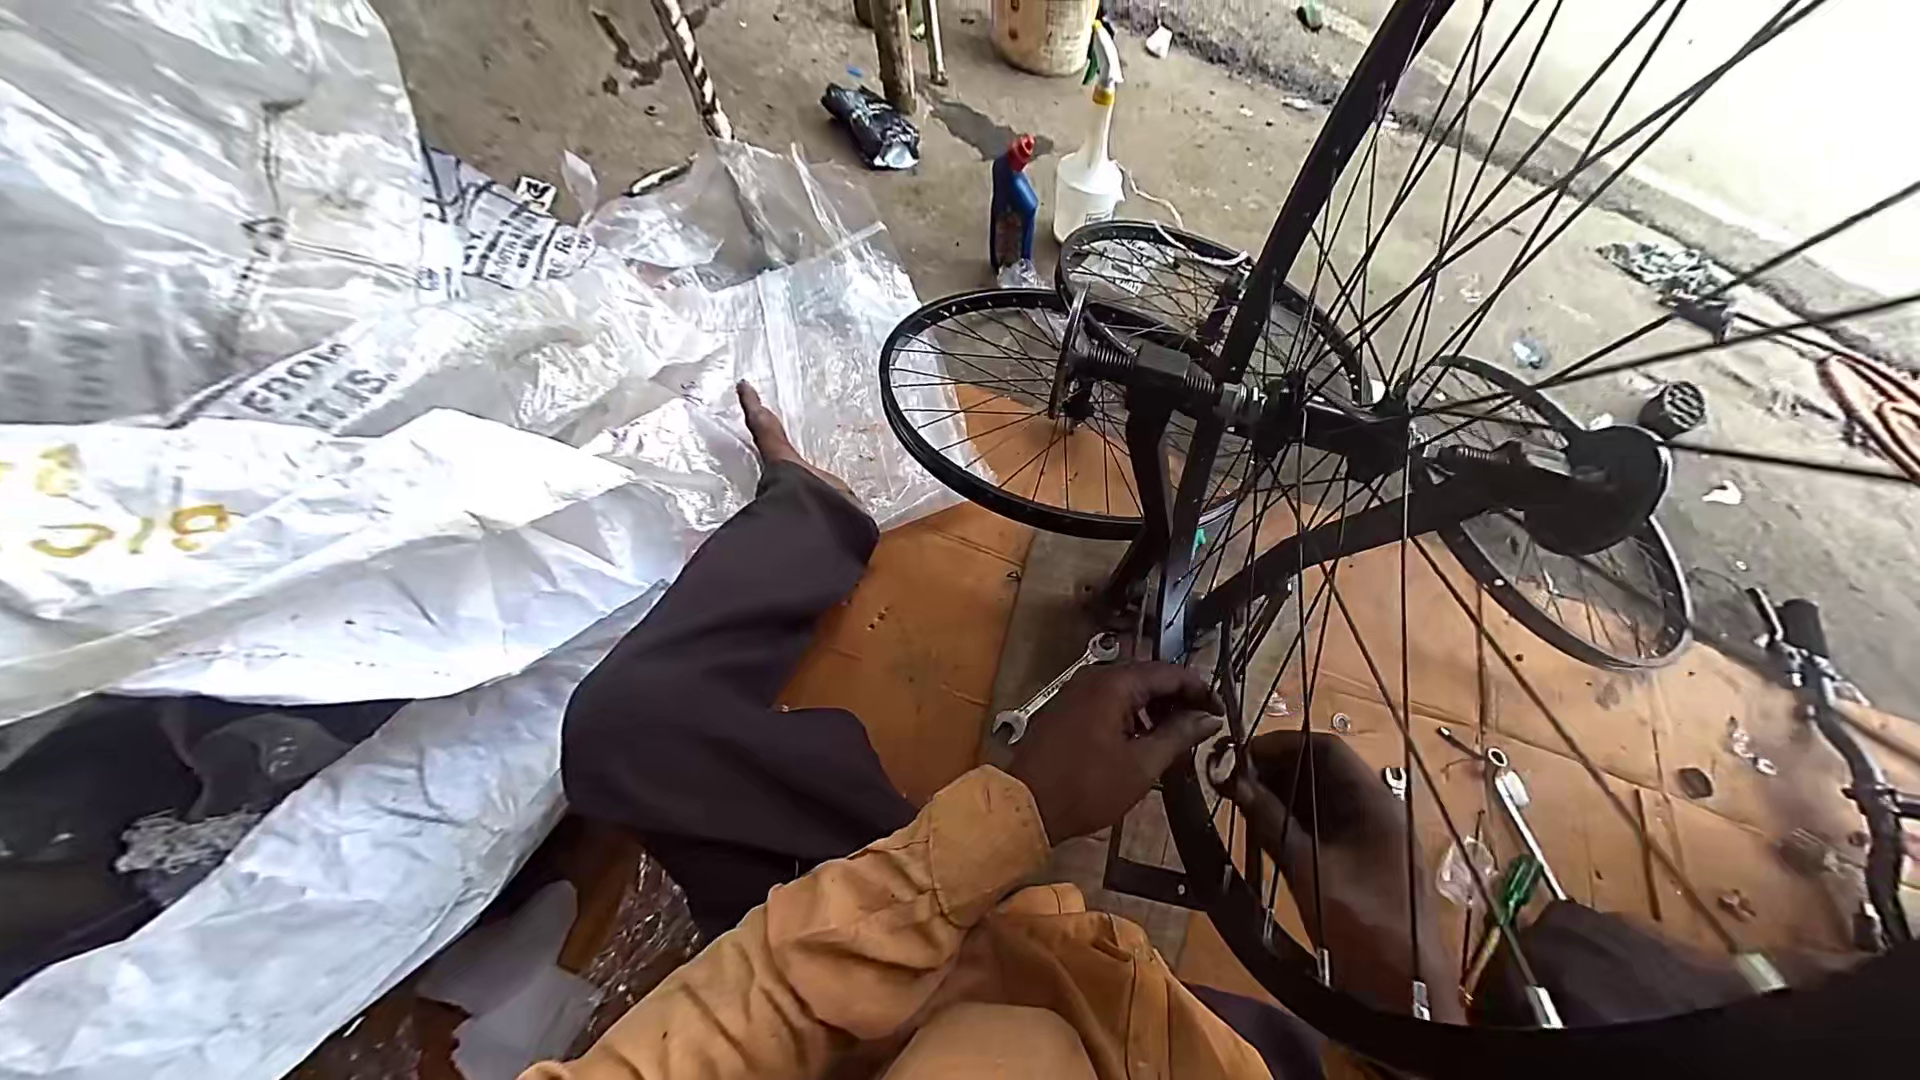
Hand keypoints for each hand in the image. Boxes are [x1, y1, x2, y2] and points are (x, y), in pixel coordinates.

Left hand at [1006, 661, 1223, 843]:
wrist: (1028, 802)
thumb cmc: (1087, 786)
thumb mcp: (1141, 765)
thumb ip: (1178, 735)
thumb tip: (1208, 718)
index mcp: (1113, 684)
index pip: (1167, 672)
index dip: (1199, 689)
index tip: (1220, 711)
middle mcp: (1094, 678)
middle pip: (1146, 675)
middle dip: (1177, 697)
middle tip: (1202, 724)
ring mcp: (1077, 690)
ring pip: (1127, 688)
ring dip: (1154, 706)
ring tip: (1177, 735)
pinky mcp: (1068, 706)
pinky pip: (1108, 699)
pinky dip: (1131, 713)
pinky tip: (1143, 738)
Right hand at [1225, 730, 1461, 1020]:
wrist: (1400, 1000)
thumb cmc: (1362, 928)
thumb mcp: (1307, 868)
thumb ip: (1268, 819)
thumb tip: (1230, 777)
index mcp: (1375, 804)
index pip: (1325, 748)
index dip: (1280, 744)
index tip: (1240, 754)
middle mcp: (1373, 810)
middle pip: (1319, 767)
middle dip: (1272, 767)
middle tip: (1231, 777)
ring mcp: (1366, 833)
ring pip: (1315, 791)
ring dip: (1276, 790)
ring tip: (1237, 796)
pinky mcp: (1355, 854)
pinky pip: (1317, 817)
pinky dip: (1286, 813)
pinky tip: (1258, 821)